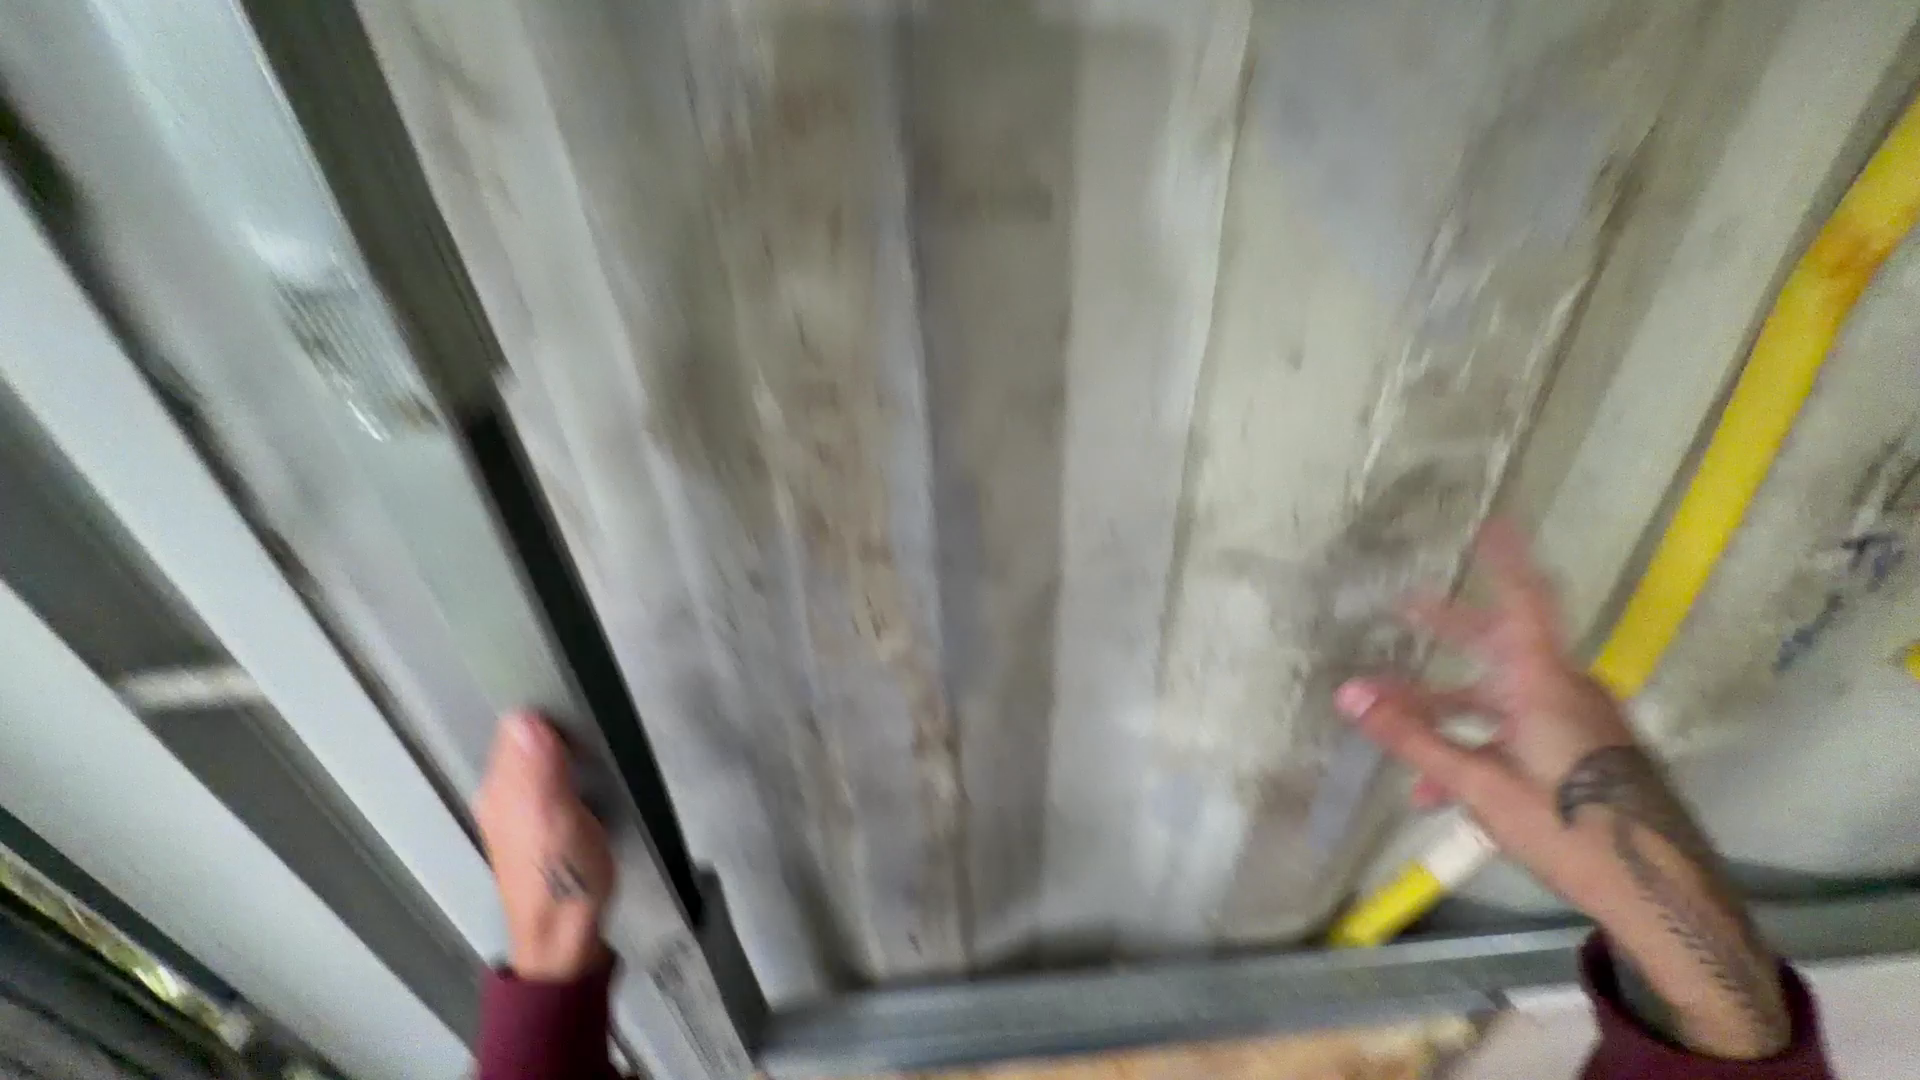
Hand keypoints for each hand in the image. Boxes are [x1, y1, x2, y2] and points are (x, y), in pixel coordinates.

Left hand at [474, 712, 615, 981]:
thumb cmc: (565, 877)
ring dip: (567, 745)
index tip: (586, 714)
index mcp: (501, 789)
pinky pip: (553, 776)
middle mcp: (504, 794)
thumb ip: (538, 770)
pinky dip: (572, 766)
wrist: (567, 939)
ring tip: (600, 743)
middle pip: (528, 739)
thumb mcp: (554, 820)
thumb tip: (525, 717)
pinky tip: (593, 771)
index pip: (518, 726)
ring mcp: (523, 810)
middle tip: (599, 728)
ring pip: (541, 757)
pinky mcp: (545, 822)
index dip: (551, 713)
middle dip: (560, 726)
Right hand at [1335, 523, 1789, 1059]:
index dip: (1508, 561)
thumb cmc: (1570, 827)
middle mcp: (1565, 692)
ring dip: (1447, 708)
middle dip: (1450, 629)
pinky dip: (1475, 742)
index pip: (1526, 602)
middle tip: (1408, 605)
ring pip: (1500, 697)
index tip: (1494, 523)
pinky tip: (1438, 789)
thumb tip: (1345, 692)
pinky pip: (1518, 730)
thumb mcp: (1478, 782)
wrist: (1663, 899)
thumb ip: (1410, 735)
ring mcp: (1578, 725)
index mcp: (1545, 684)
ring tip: (1395, 726)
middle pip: (1500, 645)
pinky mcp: (1584, 756)